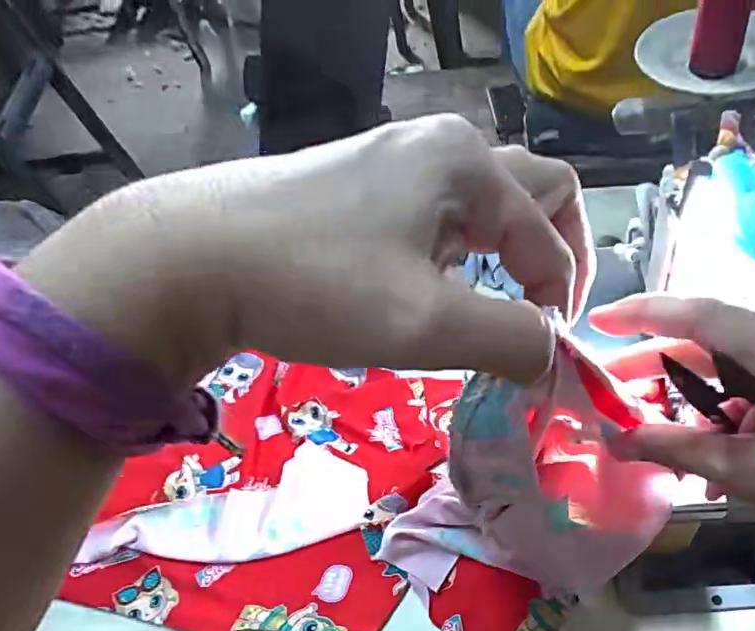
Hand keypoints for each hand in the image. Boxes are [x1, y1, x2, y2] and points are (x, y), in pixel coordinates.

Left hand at [13, 116, 590, 385]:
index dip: (560, 303)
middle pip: (538, 196)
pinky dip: (468, 255)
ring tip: (498, 310)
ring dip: (511, 257)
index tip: (539, 359)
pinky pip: (446, 216)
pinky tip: (443, 290)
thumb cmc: (320, 285)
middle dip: (555, 259)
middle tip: (542, 317)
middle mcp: (442, 147)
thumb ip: (512, 341)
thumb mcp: (430, 323)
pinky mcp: (368, 188)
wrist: (195, 260)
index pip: (552, 236)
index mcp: (468, 166)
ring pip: (490, 206)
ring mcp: (400, 162)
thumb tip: (551, 358)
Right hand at [591, 295, 754, 570]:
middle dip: (660, 364)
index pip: (705, 315)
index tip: (603, 320)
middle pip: (715, 343)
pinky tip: (706, 455)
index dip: (647, 313)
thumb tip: (616, 439)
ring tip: (650, 428)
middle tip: (610, 383)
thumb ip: (676, 449)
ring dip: (692, 401)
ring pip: (733, 370)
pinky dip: (725, 416)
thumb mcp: (745, 472)